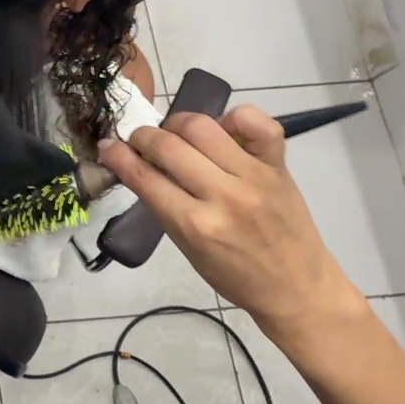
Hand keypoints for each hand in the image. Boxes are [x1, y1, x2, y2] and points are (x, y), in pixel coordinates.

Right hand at [96, 106, 363, 346]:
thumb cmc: (234, 276)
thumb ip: (163, 206)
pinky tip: (221, 128)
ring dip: (176, 123)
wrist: (297, 287)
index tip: (107, 147)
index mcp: (194, 224)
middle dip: (142, 137)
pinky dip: (234, 116)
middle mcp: (223, 195)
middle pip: (168, 146)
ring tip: (173, 133)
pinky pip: (259, 125)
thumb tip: (136, 167)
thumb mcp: (186, 248)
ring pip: (203, 127)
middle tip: (138, 142)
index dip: (117, 156)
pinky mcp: (279, 166)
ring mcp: (254, 177)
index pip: (144, 177)